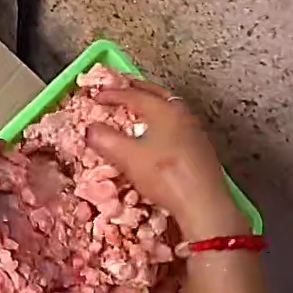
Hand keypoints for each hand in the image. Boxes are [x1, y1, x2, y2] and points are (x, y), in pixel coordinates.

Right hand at [85, 81, 247, 240]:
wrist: (203, 203)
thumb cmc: (164, 176)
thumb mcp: (127, 158)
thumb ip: (105, 140)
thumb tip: (90, 129)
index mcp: (164, 110)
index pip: (134, 95)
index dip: (113, 94)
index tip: (96, 96)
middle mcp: (182, 114)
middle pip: (157, 93)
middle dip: (137, 89)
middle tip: (121, 88)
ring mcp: (194, 130)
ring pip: (170, 107)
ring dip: (152, 103)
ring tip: (138, 107)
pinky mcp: (200, 147)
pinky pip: (176, 123)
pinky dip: (161, 119)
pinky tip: (157, 133)